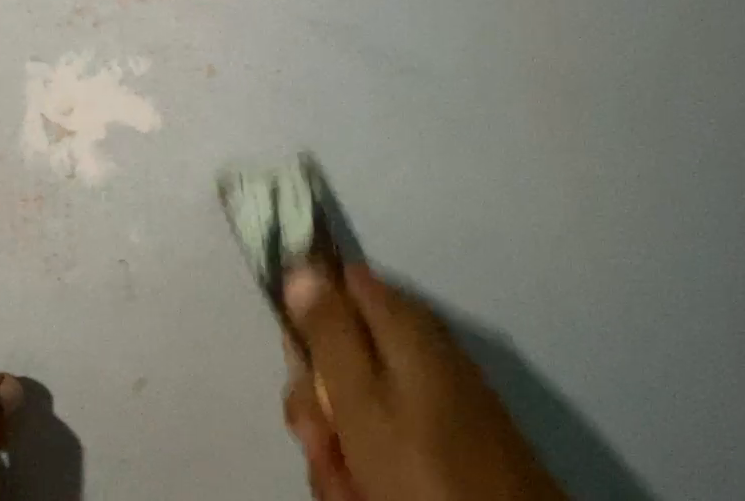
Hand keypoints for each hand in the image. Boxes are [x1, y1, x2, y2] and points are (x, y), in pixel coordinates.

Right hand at [282, 266, 565, 500]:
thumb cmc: (423, 463)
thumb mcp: (360, 397)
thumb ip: (327, 330)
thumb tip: (301, 265)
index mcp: (400, 318)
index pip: (335, 281)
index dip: (306, 317)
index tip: (300, 363)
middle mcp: (418, 343)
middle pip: (339, 351)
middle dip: (320, 400)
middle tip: (328, 440)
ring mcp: (433, 389)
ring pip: (355, 402)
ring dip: (340, 445)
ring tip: (356, 482)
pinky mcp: (444, 431)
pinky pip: (384, 436)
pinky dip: (369, 466)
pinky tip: (374, 492)